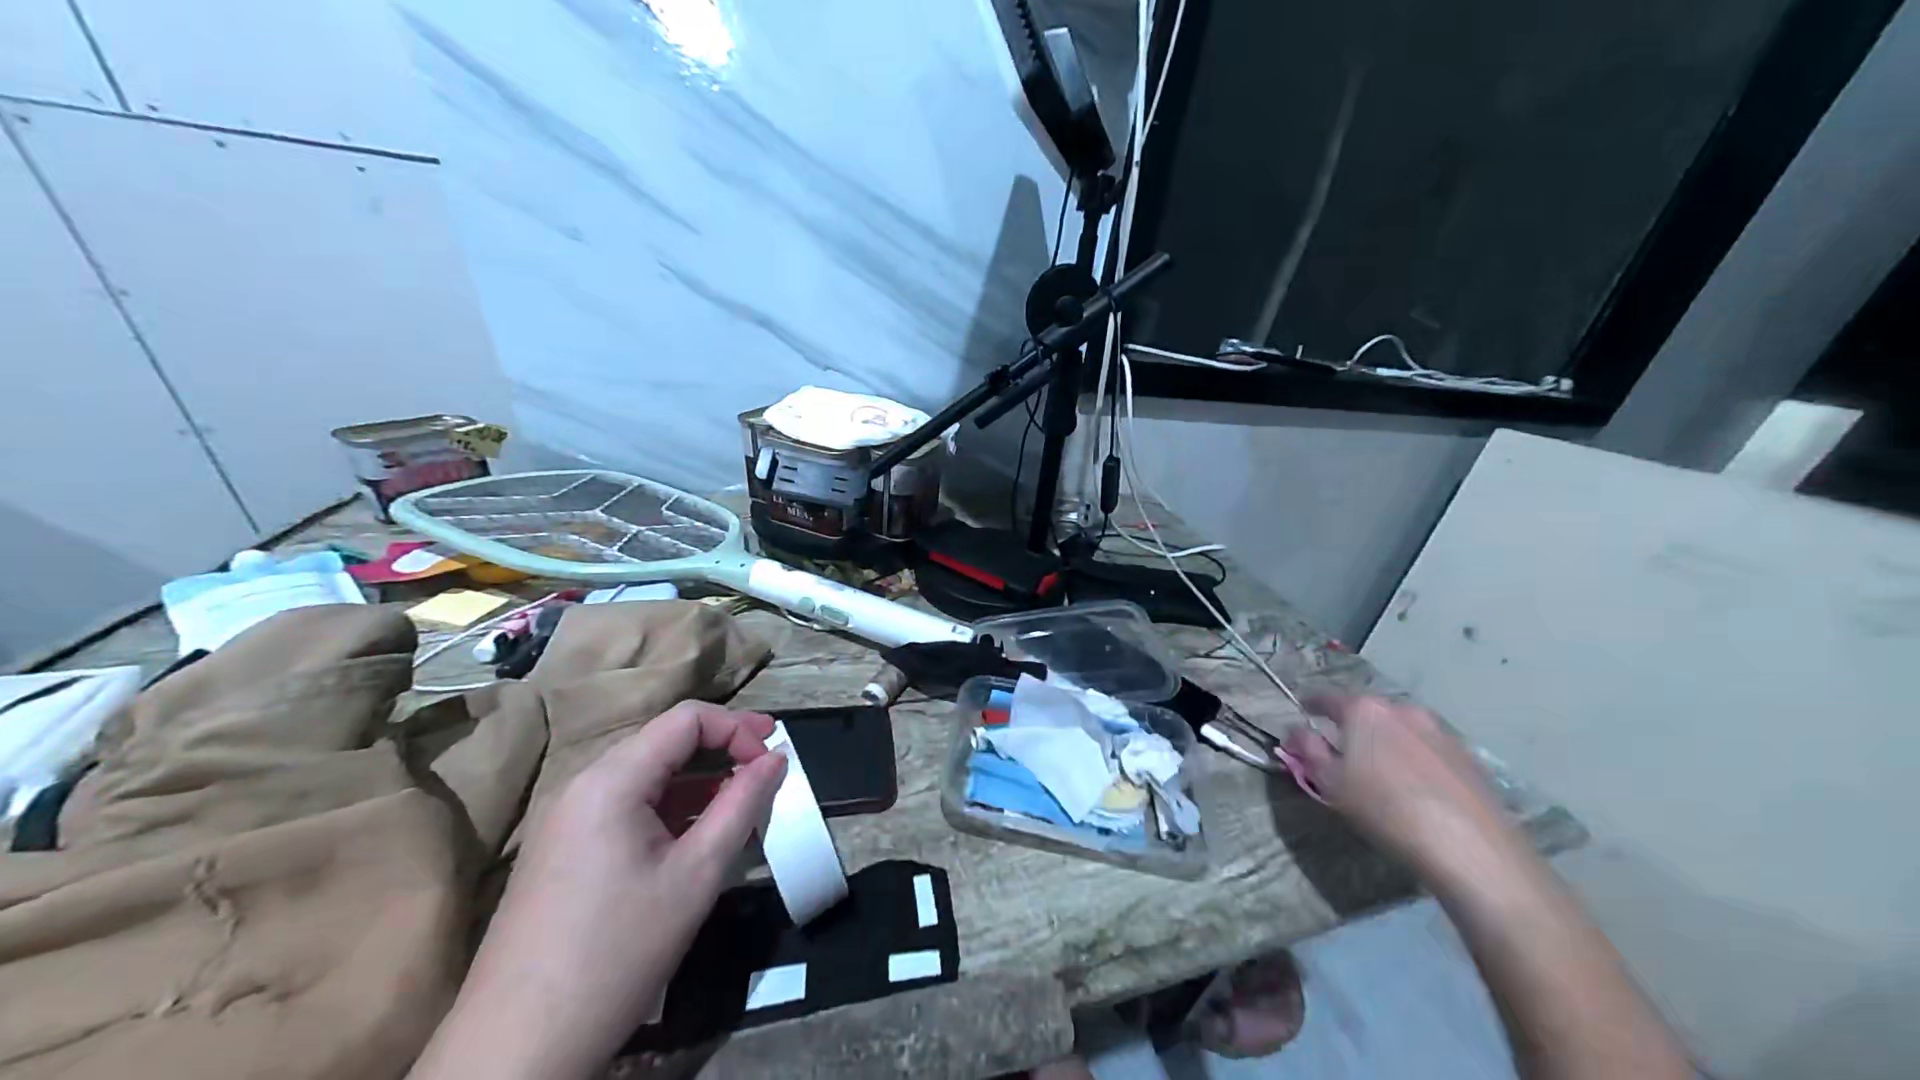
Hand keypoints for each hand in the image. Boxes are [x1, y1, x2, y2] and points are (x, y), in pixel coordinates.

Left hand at [412, 702, 786, 1079]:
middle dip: (722, 749)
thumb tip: (775, 759)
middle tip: (769, 769)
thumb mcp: (697, 875)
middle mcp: (583, 786)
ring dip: (699, 782)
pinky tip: (697, 839)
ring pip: (647, 778)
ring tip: (743, 807)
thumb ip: (742, 806)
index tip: (775, 757)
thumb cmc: (617, 952)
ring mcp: (567, 820)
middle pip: (664, 743)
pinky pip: (627, 809)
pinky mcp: (563, 852)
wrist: (517, 1049)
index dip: (737, 727)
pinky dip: (671, 810)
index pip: (686, 719)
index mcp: (611, 780)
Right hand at [1282, 696, 1520, 885]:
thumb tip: (1298, 731)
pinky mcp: (1468, 756)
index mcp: (1364, 710)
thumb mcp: (1330, 782)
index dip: (1311, 706)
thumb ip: (1308, 750)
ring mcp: (1440, 730)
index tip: (1303, 714)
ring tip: (1379, 768)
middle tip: (1341, 747)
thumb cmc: (1385, 809)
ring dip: (1385, 740)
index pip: (1327, 698)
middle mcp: (1403, 709)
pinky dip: (1413, 756)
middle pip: (1367, 711)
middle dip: (1351, 724)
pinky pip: (1427, 747)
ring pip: (1400, 728)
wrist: (1470, 847)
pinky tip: (1414, 785)